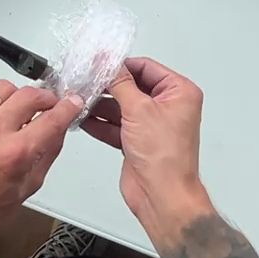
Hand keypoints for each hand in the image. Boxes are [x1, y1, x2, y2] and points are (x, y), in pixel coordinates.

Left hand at [0, 80, 80, 242]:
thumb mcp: (27, 187)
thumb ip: (47, 153)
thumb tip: (59, 127)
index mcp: (15, 154)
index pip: (52, 118)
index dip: (68, 107)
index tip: (72, 102)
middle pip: (30, 95)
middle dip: (44, 98)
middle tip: (44, 105)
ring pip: (3, 88)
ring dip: (14, 99)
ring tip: (10, 114)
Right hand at [83, 58, 212, 239]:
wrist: (162, 195)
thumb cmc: (166, 157)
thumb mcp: (139, 109)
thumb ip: (120, 83)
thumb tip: (108, 64)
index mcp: (179, 93)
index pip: (146, 67)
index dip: (121, 65)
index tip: (98, 63)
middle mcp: (168, 107)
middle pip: (131, 86)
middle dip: (107, 86)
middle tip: (85, 81)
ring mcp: (152, 124)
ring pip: (121, 106)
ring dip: (99, 105)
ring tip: (79, 99)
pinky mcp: (138, 141)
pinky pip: (116, 125)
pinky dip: (100, 123)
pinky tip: (83, 118)